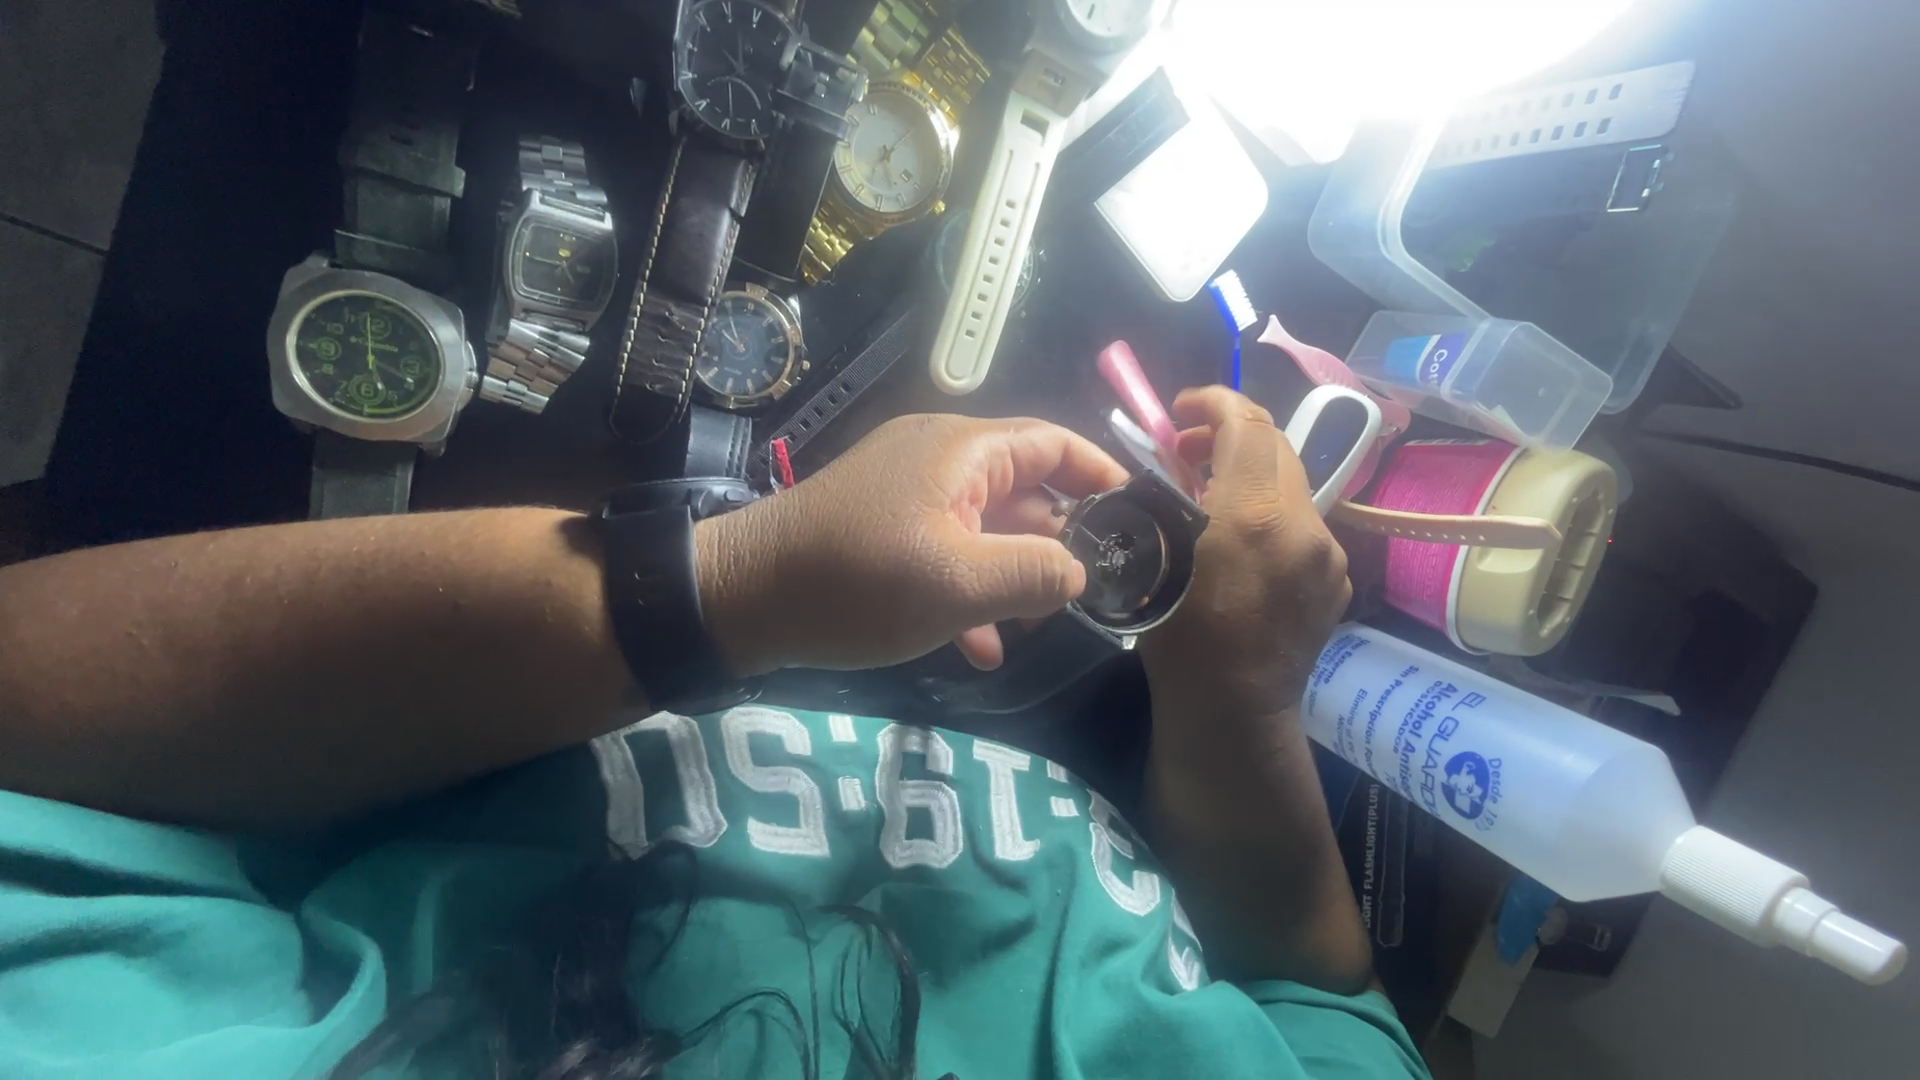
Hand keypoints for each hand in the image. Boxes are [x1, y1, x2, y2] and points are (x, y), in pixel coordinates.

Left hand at [695, 414, 1129, 673]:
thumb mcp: (958, 582)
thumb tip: (1081, 570)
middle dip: (1058, 542)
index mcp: (962, 451)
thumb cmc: (857, 581)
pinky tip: (982, 647)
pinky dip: (971, 593)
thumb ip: (1034, 572)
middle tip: (1090, 593)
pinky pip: (948, 553)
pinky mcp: (886, 533)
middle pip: (1024, 490)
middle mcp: (939, 462)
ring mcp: (910, 498)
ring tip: (1039, 626)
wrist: (742, 600)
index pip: (1053, 443)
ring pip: (987, 530)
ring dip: (1015, 575)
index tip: (1139, 521)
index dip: (1101, 476)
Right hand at [1142, 386, 1351, 719]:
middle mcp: (1304, 525)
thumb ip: (1170, 502)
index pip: (1245, 424)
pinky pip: (1303, 522)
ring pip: (1290, 484)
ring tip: (1211, 499)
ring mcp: (1329, 553)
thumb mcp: (1154, 562)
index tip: (1180, 410)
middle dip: (1227, 435)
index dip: (1211, 401)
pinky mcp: (1338, 577)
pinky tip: (1242, 544)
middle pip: (1273, 445)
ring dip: (1250, 475)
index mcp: (1253, 518)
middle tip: (1185, 455)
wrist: (1233, 713)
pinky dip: (1270, 512)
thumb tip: (1179, 465)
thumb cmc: (1177, 642)